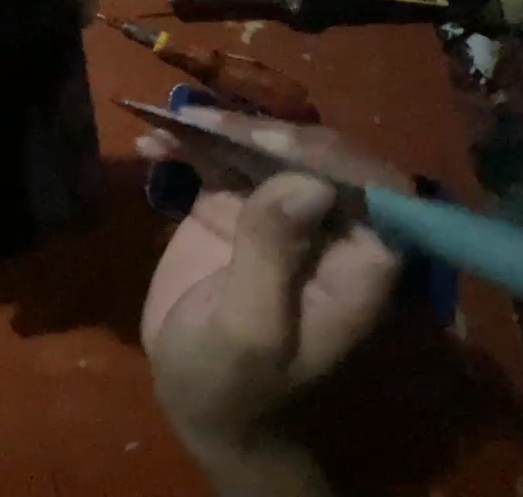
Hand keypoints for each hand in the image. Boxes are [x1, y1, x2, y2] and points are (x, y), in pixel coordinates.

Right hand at [138, 106, 406, 480]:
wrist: (195, 400)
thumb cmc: (231, 381)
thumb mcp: (249, 327)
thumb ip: (274, 255)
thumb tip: (307, 181)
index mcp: (353, 265)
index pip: (373, 192)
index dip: (332, 159)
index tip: (269, 146)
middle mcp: (323, 231)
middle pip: (312, 158)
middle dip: (263, 134)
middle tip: (206, 125)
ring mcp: (273, 216)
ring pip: (260, 150)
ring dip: (218, 129)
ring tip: (172, 123)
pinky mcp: (228, 209)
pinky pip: (214, 162)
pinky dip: (184, 146)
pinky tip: (149, 143)